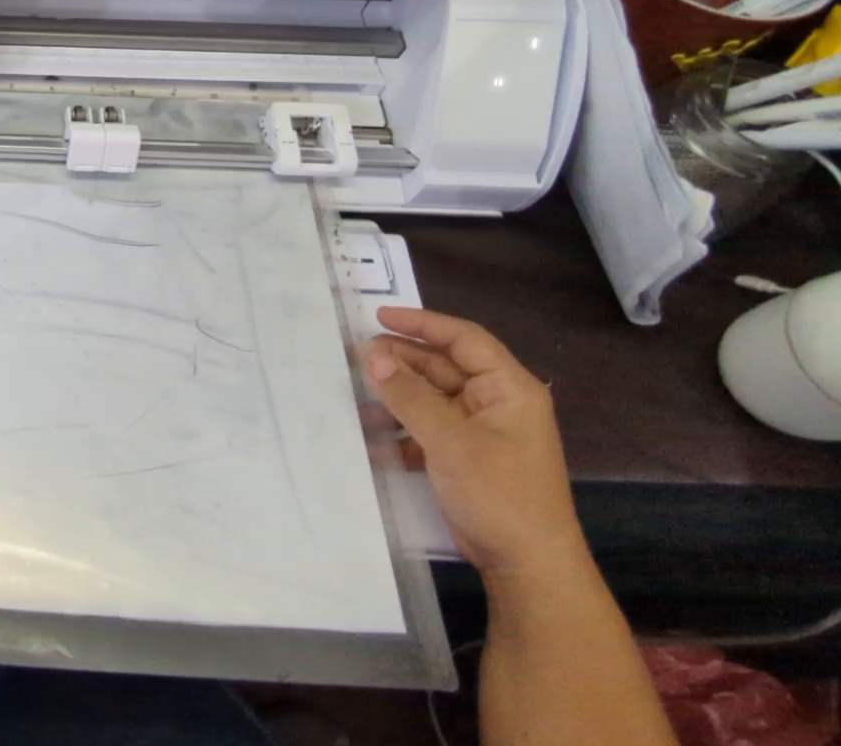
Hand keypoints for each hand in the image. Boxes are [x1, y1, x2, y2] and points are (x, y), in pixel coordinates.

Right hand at [364, 307, 589, 582]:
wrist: (525, 563)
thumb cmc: (499, 494)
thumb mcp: (450, 441)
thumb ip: (409, 396)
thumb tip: (373, 357)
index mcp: (508, 390)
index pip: (464, 340)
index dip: (423, 323)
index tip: (378, 317)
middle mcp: (495, 403)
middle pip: (442, 367)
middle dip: (400, 360)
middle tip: (355, 356)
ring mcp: (479, 431)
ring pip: (429, 397)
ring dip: (394, 395)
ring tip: (356, 395)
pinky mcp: (463, 456)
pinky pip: (425, 427)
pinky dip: (399, 427)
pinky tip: (371, 435)